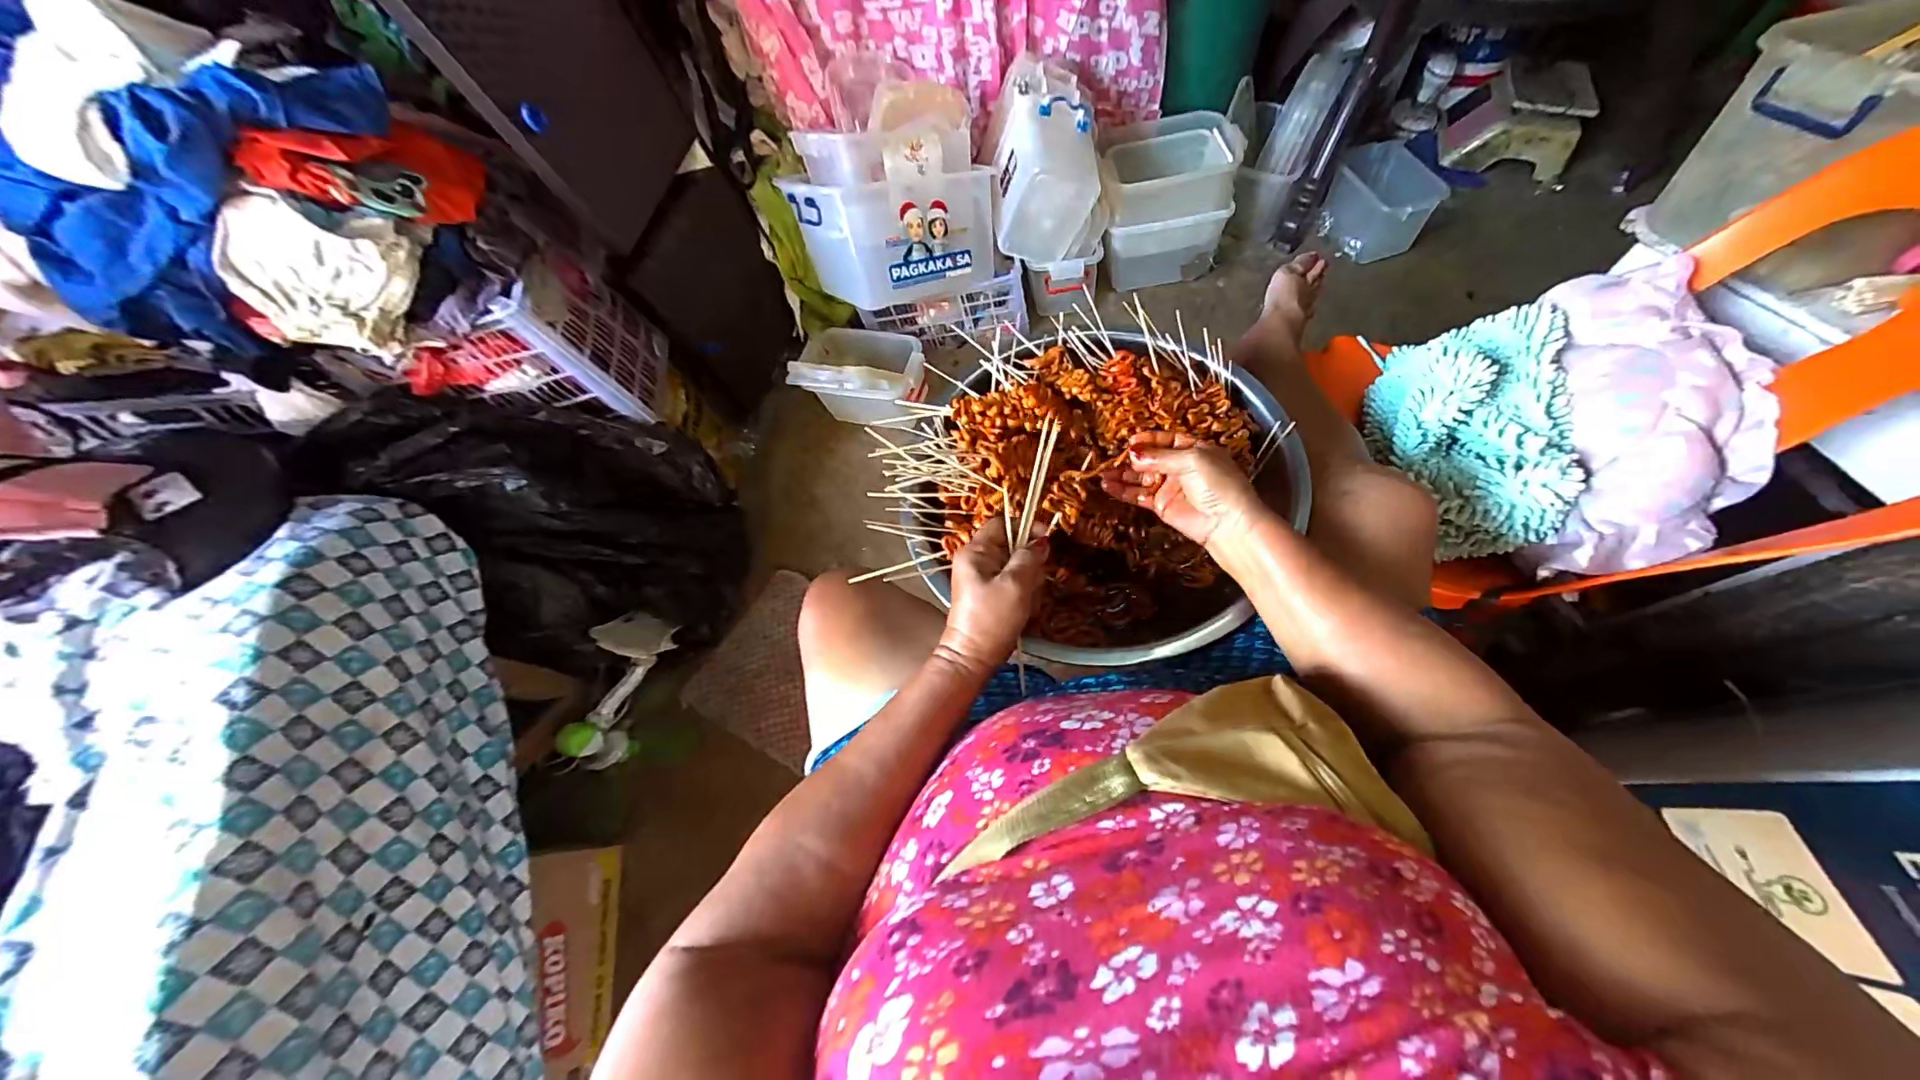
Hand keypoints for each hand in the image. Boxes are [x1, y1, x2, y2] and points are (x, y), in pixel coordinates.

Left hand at [936, 516, 1047, 673]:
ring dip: (1029, 581)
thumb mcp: (1016, 585)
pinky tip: (1025, 609)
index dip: (1025, 527)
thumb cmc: (992, 619)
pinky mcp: (989, 596)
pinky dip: (1023, 594)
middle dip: (1029, 562)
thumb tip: (1042, 540)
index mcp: (974, 551)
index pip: (1001, 523)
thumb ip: (1030, 558)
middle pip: (1012, 546)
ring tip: (1027, 600)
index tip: (1045, 540)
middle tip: (1034, 581)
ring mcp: (982, 579)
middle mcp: (976, 561)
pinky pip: (1013, 585)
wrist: (972, 658)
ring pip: (1016, 567)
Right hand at [1100, 432, 1269, 551]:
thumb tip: (1133, 454)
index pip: (1166, 441)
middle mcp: (1179, 467)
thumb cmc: (1219, 485)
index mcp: (1193, 450)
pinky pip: (1138, 496)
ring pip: (1140, 478)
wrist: (1228, 523)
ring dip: (1122, 475)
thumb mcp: (1192, 460)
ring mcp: (1169, 487)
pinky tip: (1109, 487)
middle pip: (1150, 459)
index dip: (1148, 440)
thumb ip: (1160, 457)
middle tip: (1112, 459)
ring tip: (1103, 474)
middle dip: (1131, 459)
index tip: (1130, 441)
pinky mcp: (1161, 506)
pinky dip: (1123, 492)